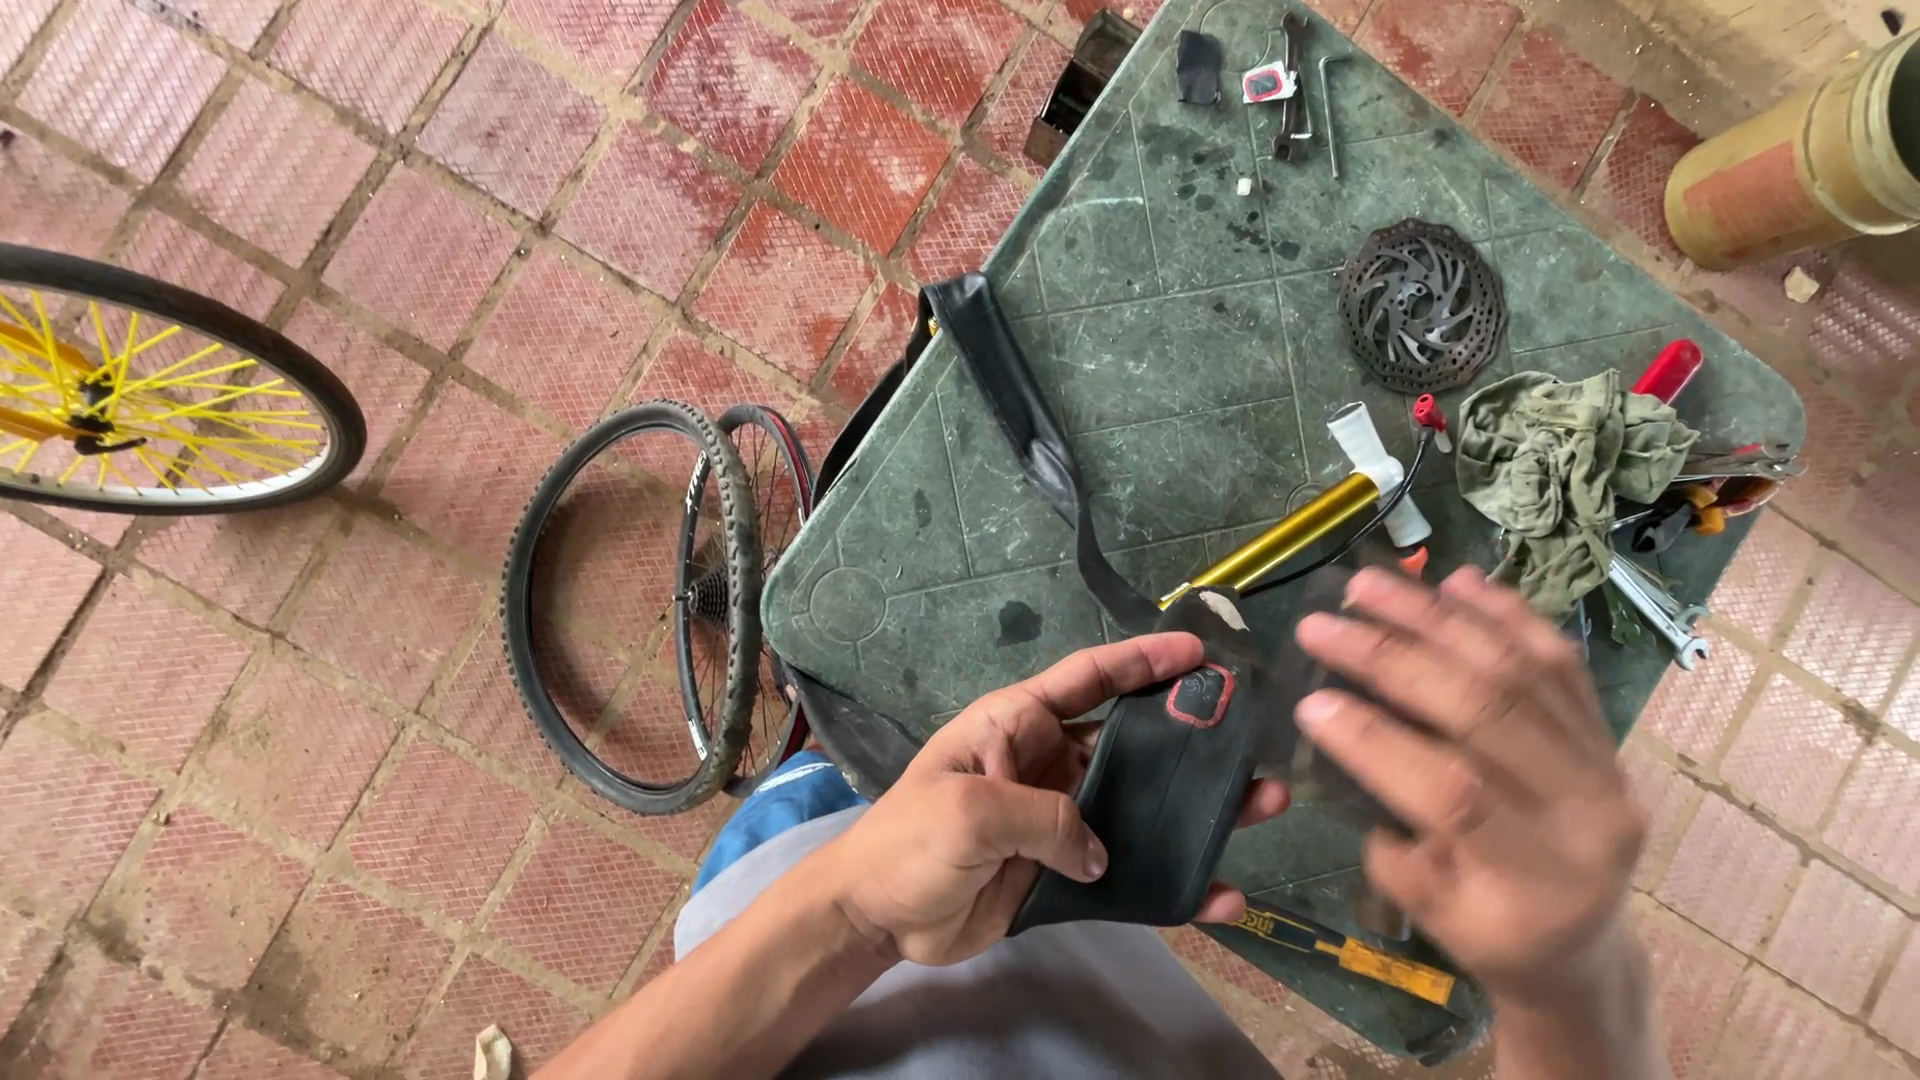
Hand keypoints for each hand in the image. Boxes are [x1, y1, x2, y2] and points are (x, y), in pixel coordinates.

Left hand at [815, 632, 1289, 967]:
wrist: (878, 917)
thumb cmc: (909, 840)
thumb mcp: (967, 811)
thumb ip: (1041, 818)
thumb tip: (1098, 851)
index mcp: (1017, 724)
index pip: (1087, 679)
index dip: (1141, 661)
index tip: (1196, 653)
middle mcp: (1048, 762)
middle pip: (1129, 744)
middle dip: (1187, 739)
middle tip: (1249, 739)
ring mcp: (1060, 818)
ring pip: (1139, 805)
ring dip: (1195, 806)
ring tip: (1260, 804)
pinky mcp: (1065, 872)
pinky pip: (1128, 873)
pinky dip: (1171, 881)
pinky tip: (1218, 894)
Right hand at [1293, 567, 1646, 1004]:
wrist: (1582, 937)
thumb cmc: (1491, 931)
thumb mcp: (1431, 914)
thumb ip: (1394, 838)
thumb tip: (1352, 742)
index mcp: (1538, 873)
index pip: (1452, 790)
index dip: (1375, 741)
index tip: (1307, 702)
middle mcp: (1587, 809)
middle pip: (1486, 710)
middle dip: (1390, 658)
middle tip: (1320, 626)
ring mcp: (1605, 761)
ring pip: (1518, 668)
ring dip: (1435, 616)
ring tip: (1368, 584)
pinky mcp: (1603, 730)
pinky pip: (1557, 658)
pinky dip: (1505, 612)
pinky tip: (1456, 580)